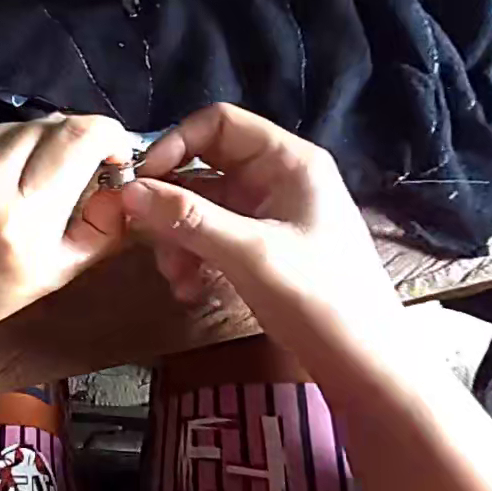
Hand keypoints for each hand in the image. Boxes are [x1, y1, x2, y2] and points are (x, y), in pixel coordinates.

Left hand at [0, 115, 135, 358]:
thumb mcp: (50, 277)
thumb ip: (99, 229)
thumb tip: (123, 182)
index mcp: (20, 219)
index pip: (81, 137)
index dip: (109, 135)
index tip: (112, 154)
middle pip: (52, 125)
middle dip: (72, 144)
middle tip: (66, 176)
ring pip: (17, 126)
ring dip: (32, 147)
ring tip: (16, 187)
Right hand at [119, 103, 402, 364]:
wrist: (364, 366)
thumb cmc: (319, 298)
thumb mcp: (248, 253)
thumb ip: (186, 217)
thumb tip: (127, 191)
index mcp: (286, 161)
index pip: (218, 124)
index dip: (174, 144)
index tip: (140, 181)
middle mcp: (273, 178)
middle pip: (201, 167)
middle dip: (170, 203)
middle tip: (143, 234)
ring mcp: (264, 213)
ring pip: (198, 206)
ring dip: (176, 238)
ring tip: (174, 277)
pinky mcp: (256, 245)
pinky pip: (208, 235)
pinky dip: (190, 257)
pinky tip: (189, 289)